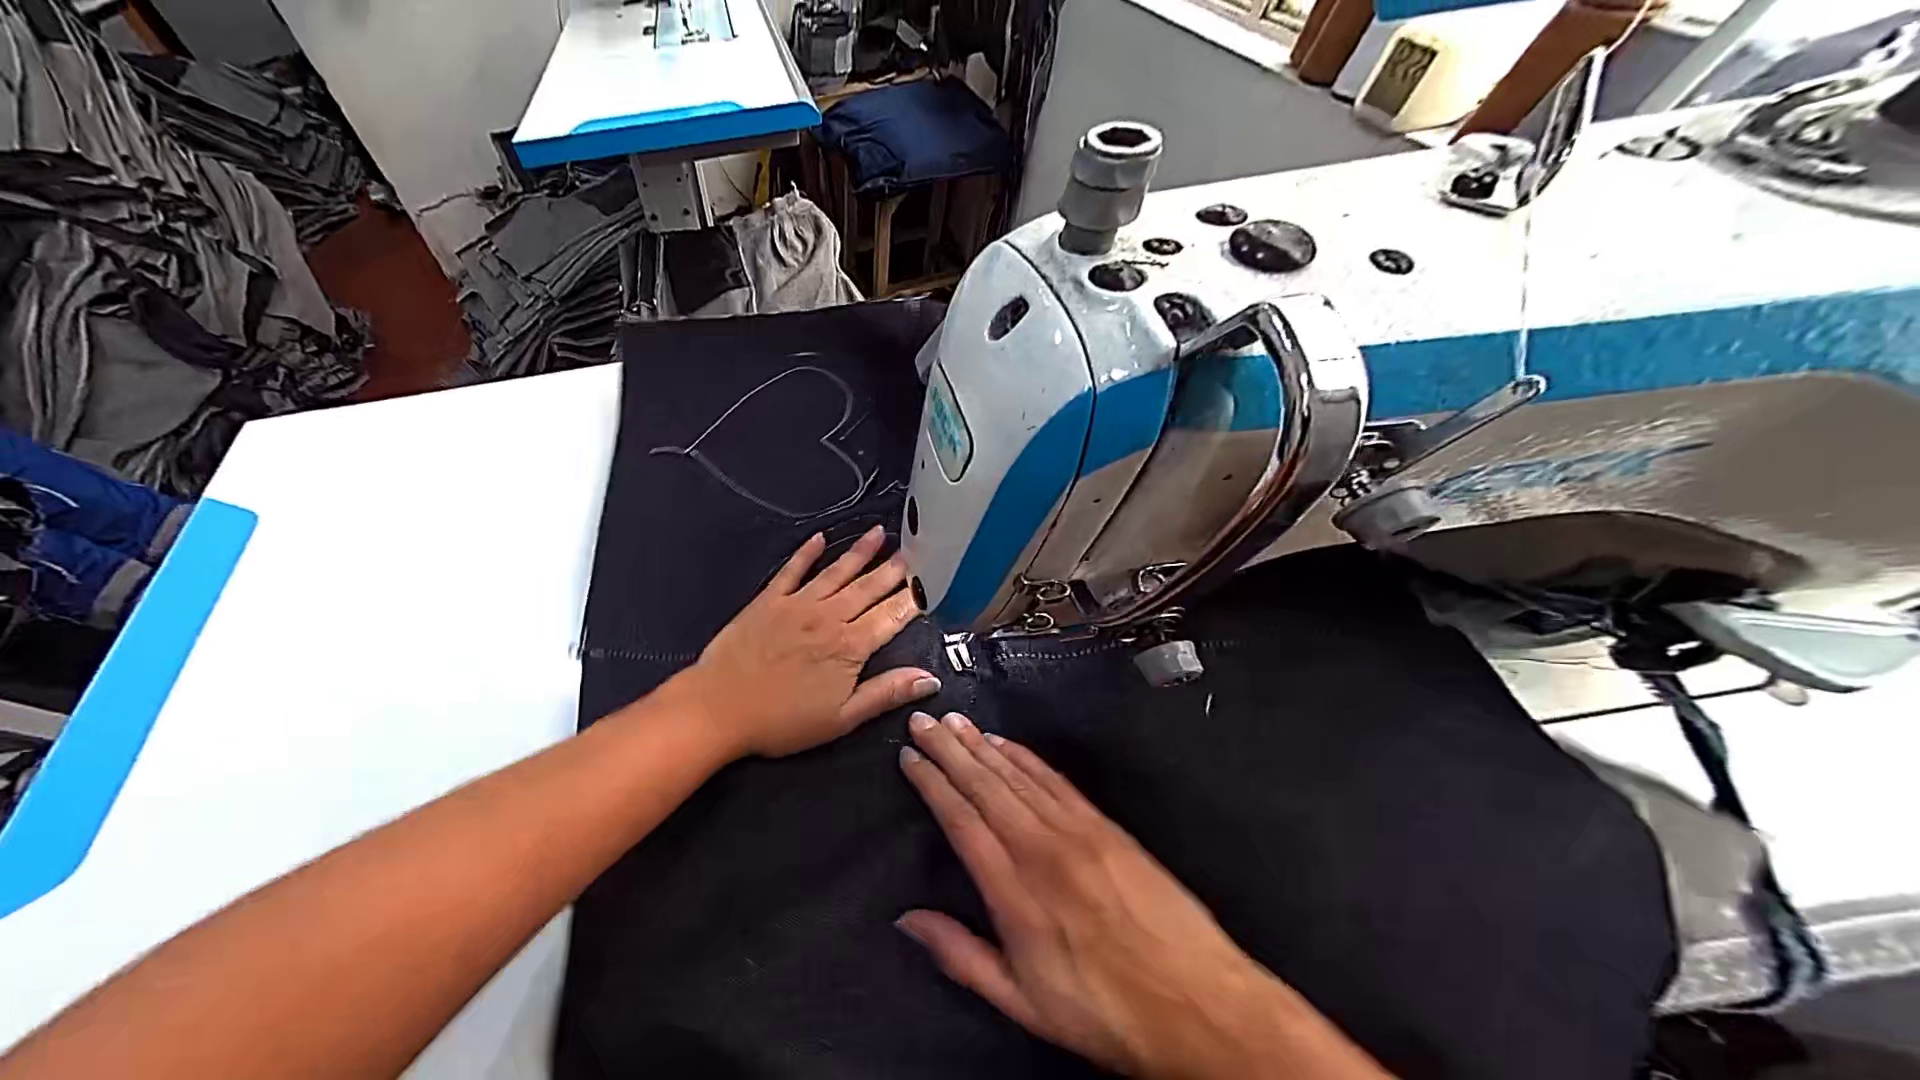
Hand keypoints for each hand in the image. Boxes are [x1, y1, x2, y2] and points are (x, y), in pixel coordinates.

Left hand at [679, 527, 937, 758]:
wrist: (718, 708)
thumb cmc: (782, 721)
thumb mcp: (842, 718)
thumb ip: (887, 693)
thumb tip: (929, 680)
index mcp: (850, 646)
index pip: (892, 616)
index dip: (914, 599)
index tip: (932, 582)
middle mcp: (829, 616)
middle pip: (869, 587)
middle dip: (894, 568)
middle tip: (914, 550)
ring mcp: (797, 604)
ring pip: (837, 572)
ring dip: (860, 551)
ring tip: (880, 533)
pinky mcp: (769, 600)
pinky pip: (792, 570)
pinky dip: (807, 553)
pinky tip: (820, 538)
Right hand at [897, 713, 1393, 1079]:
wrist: (1199, 1001)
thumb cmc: (1106, 1010)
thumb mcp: (1022, 1002)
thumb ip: (960, 955)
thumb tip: (908, 919)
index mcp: (1016, 893)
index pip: (961, 821)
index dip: (932, 784)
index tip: (910, 757)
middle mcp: (1043, 849)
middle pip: (985, 785)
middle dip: (950, 750)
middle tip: (925, 720)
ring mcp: (1078, 831)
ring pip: (1018, 776)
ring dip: (982, 746)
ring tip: (956, 723)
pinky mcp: (1106, 826)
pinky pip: (1056, 780)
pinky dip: (1026, 758)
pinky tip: (1007, 744)